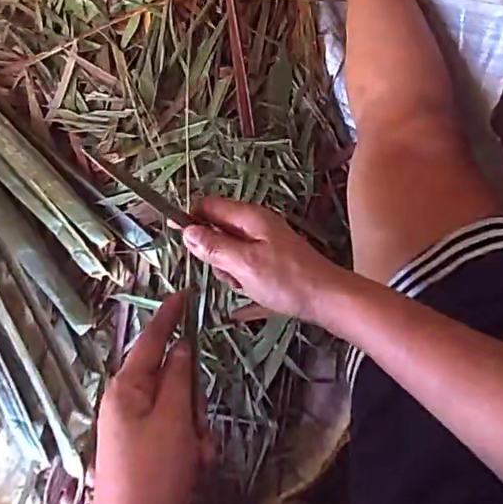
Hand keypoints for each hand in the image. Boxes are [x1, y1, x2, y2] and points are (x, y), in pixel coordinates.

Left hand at [83, 291, 199, 503]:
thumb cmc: (152, 478)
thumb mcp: (173, 420)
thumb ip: (179, 378)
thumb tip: (181, 347)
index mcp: (125, 389)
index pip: (151, 339)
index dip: (169, 315)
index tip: (185, 292)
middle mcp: (127, 404)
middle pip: (171, 376)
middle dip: (192, 397)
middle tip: (197, 424)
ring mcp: (135, 431)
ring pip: (179, 407)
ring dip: (195, 427)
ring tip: (196, 456)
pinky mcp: (146, 454)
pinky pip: (176, 434)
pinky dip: (190, 447)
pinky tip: (193, 469)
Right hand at [181, 197, 356, 324]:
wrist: (325, 298)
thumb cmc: (285, 279)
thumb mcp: (243, 264)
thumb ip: (214, 246)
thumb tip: (186, 230)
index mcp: (249, 216)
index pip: (209, 205)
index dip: (190, 218)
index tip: (176, 238)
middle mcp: (255, 222)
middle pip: (217, 230)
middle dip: (214, 254)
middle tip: (229, 274)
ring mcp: (263, 239)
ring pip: (228, 251)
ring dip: (229, 271)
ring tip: (245, 285)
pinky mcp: (269, 257)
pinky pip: (243, 263)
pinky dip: (242, 278)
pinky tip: (254, 292)